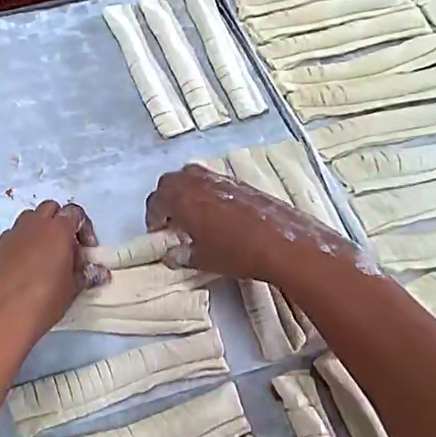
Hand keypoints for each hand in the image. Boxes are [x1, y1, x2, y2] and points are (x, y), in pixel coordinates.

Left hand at [0, 201, 103, 340]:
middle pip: (51, 209)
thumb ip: (86, 274)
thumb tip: (99, 272)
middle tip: (67, 249)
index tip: (86, 250)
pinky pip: (13, 237)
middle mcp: (34, 225)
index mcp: (58, 229)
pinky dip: (22, 245)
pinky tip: (24, 270)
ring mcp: (11, 235)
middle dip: (61, 223)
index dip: (84, 229)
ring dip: (40, 231)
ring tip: (45, 258)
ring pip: (29, 220)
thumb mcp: (72, 289)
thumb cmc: (43, 300)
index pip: (75, 213)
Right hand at [145, 164, 353, 282]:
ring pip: (194, 177)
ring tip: (193, 215)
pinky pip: (216, 183)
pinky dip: (209, 193)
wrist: (283, 243)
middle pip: (172, 181)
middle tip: (171, 220)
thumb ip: (183, 255)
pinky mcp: (243, 184)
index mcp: (182, 198)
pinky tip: (219, 215)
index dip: (153, 216)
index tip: (157, 231)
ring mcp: (223, 180)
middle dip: (167, 198)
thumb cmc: (236, 252)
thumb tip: (173, 255)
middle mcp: (199, 182)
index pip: (156, 200)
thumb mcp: (203, 260)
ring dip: (188, 192)